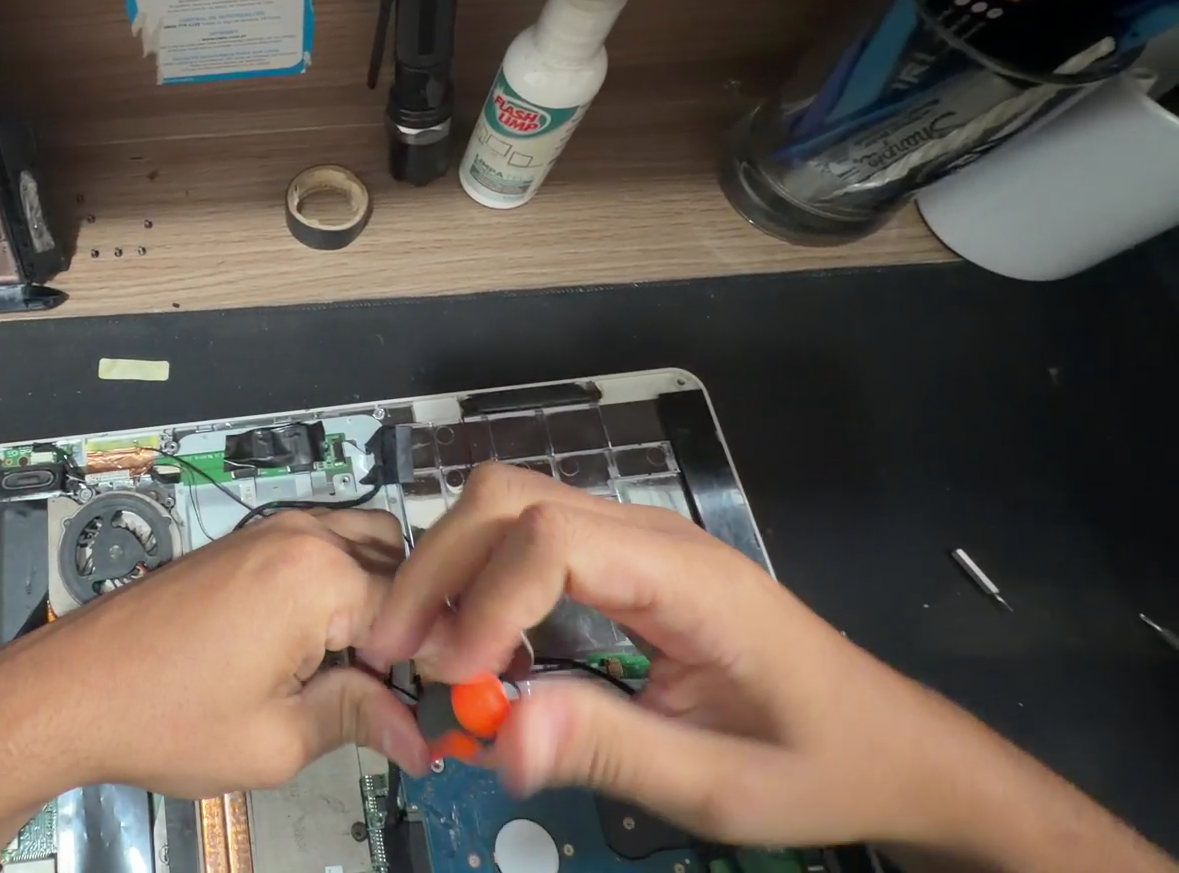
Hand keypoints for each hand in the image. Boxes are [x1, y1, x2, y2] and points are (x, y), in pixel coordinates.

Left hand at [0, 507, 430, 797]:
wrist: (75, 686)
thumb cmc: (167, 715)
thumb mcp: (277, 738)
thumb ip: (359, 721)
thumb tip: (419, 738)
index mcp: (317, 574)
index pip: (415, 613)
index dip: (432, 667)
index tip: (438, 711)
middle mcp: (299, 535)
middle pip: (395, 561)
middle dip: (410, 620)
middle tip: (399, 687)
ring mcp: (267, 531)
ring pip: (360, 545)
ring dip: (376, 596)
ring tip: (359, 667)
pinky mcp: (244, 542)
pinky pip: (317, 548)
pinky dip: (337, 584)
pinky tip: (317, 643)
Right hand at [362, 463, 1174, 869]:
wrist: (891, 742)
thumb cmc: (820, 764)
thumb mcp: (724, 787)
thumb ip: (609, 751)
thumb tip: (497, 736)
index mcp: (685, 575)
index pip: (552, 539)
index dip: (487, 599)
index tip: (454, 677)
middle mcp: (643, 529)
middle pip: (505, 498)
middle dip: (436, 565)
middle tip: (395, 647)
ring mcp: (622, 531)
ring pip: (500, 503)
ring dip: (445, 565)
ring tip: (422, 641)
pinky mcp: (608, 549)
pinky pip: (514, 533)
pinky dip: (470, 573)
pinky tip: (466, 632)